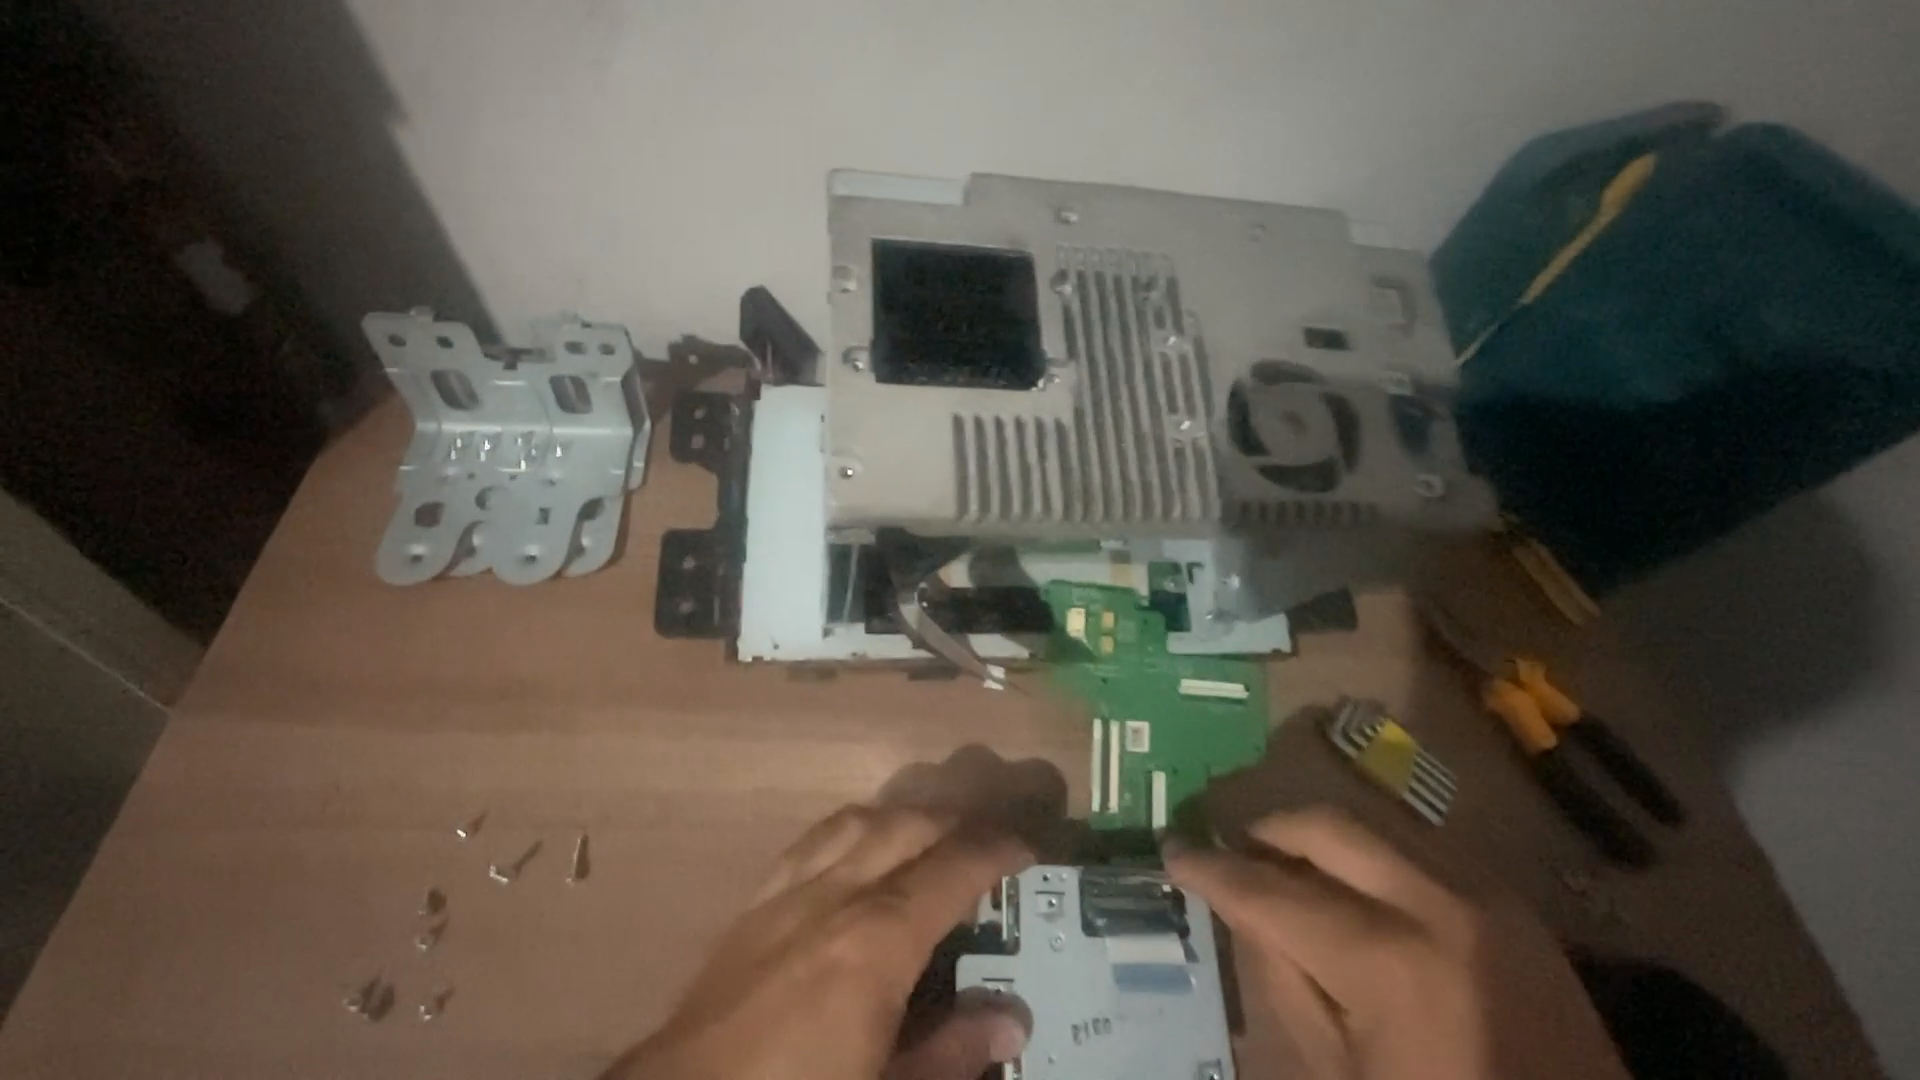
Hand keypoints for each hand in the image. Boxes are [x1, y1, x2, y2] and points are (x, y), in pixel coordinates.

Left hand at [606, 804, 1034, 1079]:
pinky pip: (810, 841)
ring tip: (931, 836)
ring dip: (903, 817)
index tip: (1031, 848)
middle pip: (907, 827)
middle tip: (991, 842)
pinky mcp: (751, 904)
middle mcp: (834, 896)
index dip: (998, 850)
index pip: (952, 868)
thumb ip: (951, 1051)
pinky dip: (851, 830)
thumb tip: (1013, 1017)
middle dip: (957, 823)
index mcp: (876, 942)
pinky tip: (857, 851)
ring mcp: (787, 892)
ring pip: (856, 821)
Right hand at [1167, 808, 1628, 1079]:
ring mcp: (1484, 893)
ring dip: (1318, 834)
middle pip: (1325, 826)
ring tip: (1287, 862)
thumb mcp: (1337, 1073)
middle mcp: (1436, 904)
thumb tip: (1249, 912)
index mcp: (1387, 963)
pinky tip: (1353, 882)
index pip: (1270, 890)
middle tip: (1232, 852)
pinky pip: (1420, 843)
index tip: (1174, 852)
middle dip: (1266, 830)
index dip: (1212, 870)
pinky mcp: (1512, 898)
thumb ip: (1284, 982)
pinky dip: (1370, 849)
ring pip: (1374, 820)